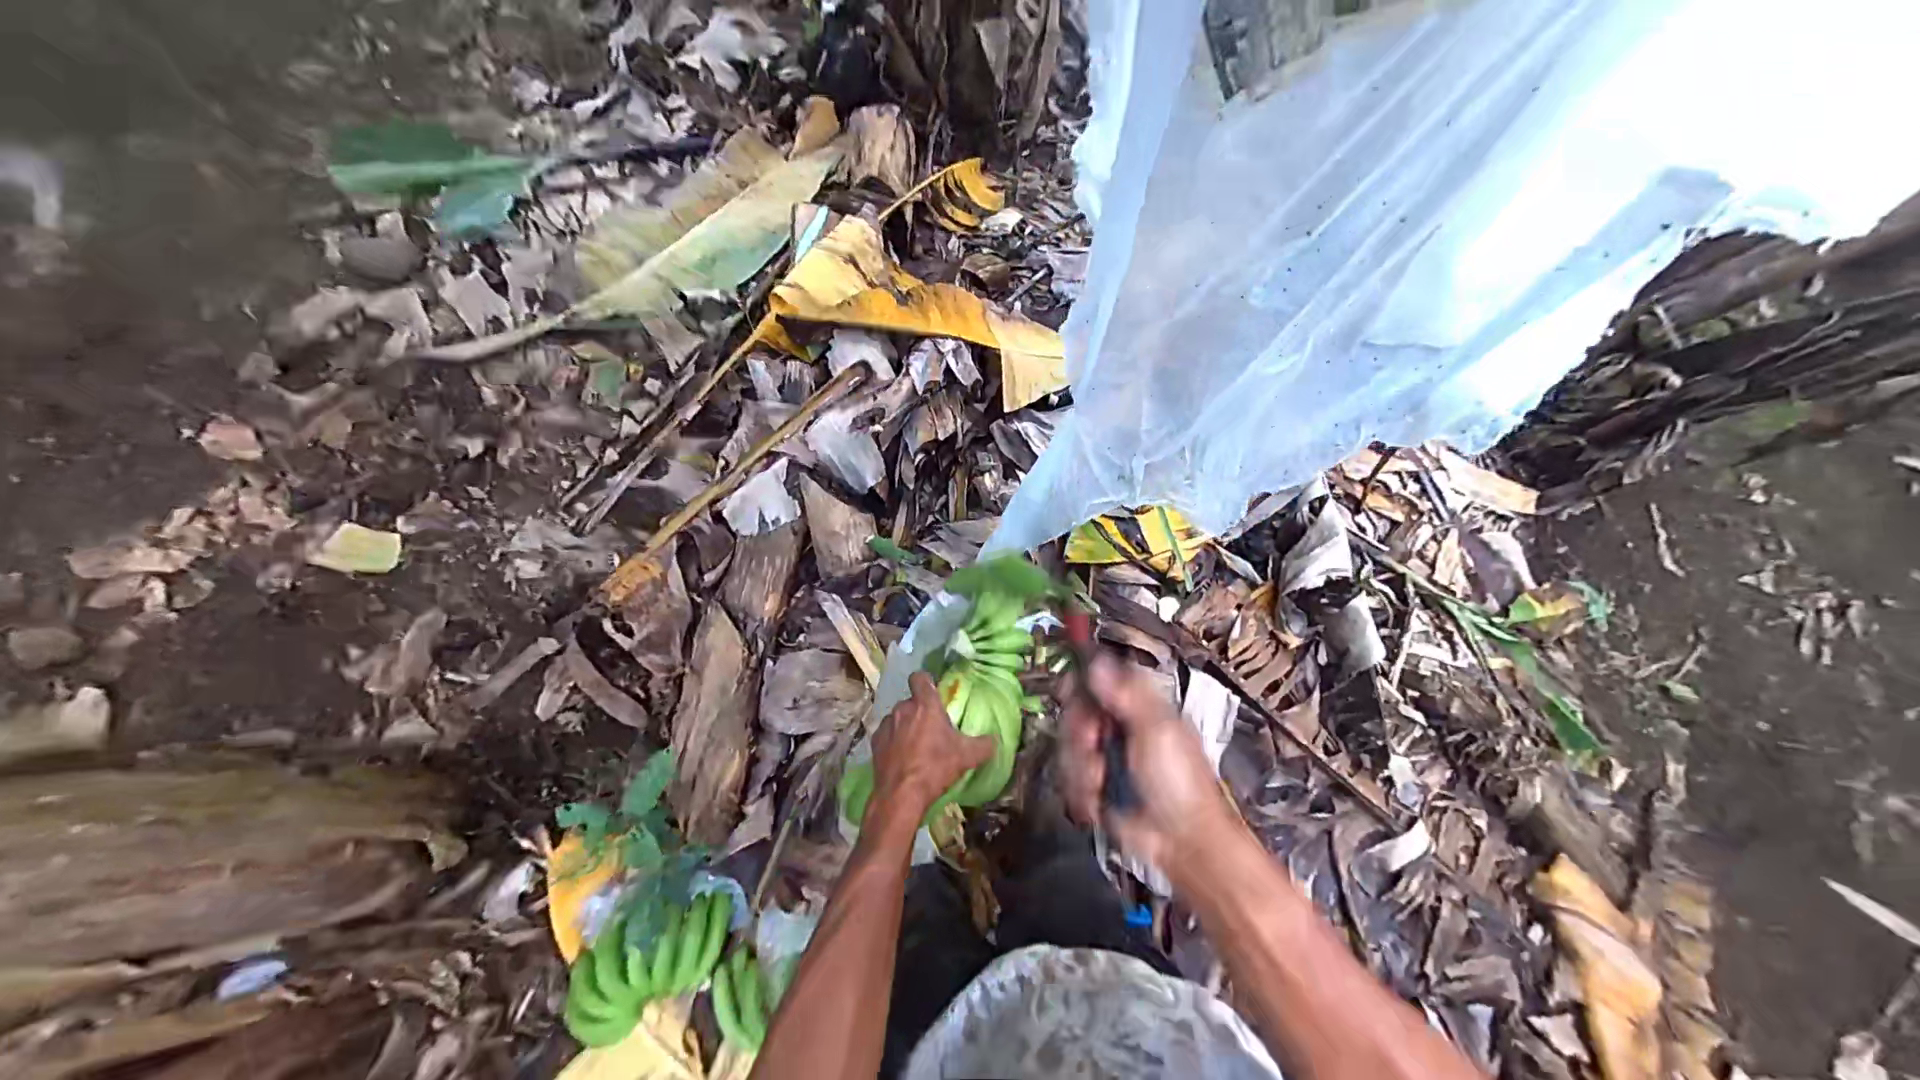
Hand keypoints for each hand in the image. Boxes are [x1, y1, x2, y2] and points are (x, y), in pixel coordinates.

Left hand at [868, 672, 995, 826]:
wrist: (901, 794)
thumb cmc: (935, 768)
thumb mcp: (967, 757)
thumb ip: (984, 744)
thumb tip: (994, 740)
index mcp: (925, 705)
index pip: (920, 677)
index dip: (926, 681)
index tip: (933, 692)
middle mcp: (903, 708)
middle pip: (911, 701)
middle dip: (920, 711)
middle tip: (931, 729)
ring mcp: (886, 724)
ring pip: (898, 718)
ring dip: (905, 726)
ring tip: (915, 745)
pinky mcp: (875, 741)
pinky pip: (887, 734)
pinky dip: (893, 741)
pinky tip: (901, 757)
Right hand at [1060, 654, 1237, 874]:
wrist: (1182, 842)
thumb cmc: (1180, 783)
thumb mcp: (1157, 730)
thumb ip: (1125, 693)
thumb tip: (1097, 661)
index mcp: (1138, 706)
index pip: (1096, 679)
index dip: (1079, 684)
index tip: (1071, 695)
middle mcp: (1117, 727)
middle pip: (1074, 712)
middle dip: (1079, 734)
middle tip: (1094, 747)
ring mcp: (1104, 758)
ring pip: (1067, 747)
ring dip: (1080, 769)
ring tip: (1101, 784)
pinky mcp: (1092, 787)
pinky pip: (1066, 778)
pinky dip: (1079, 792)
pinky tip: (1096, 801)